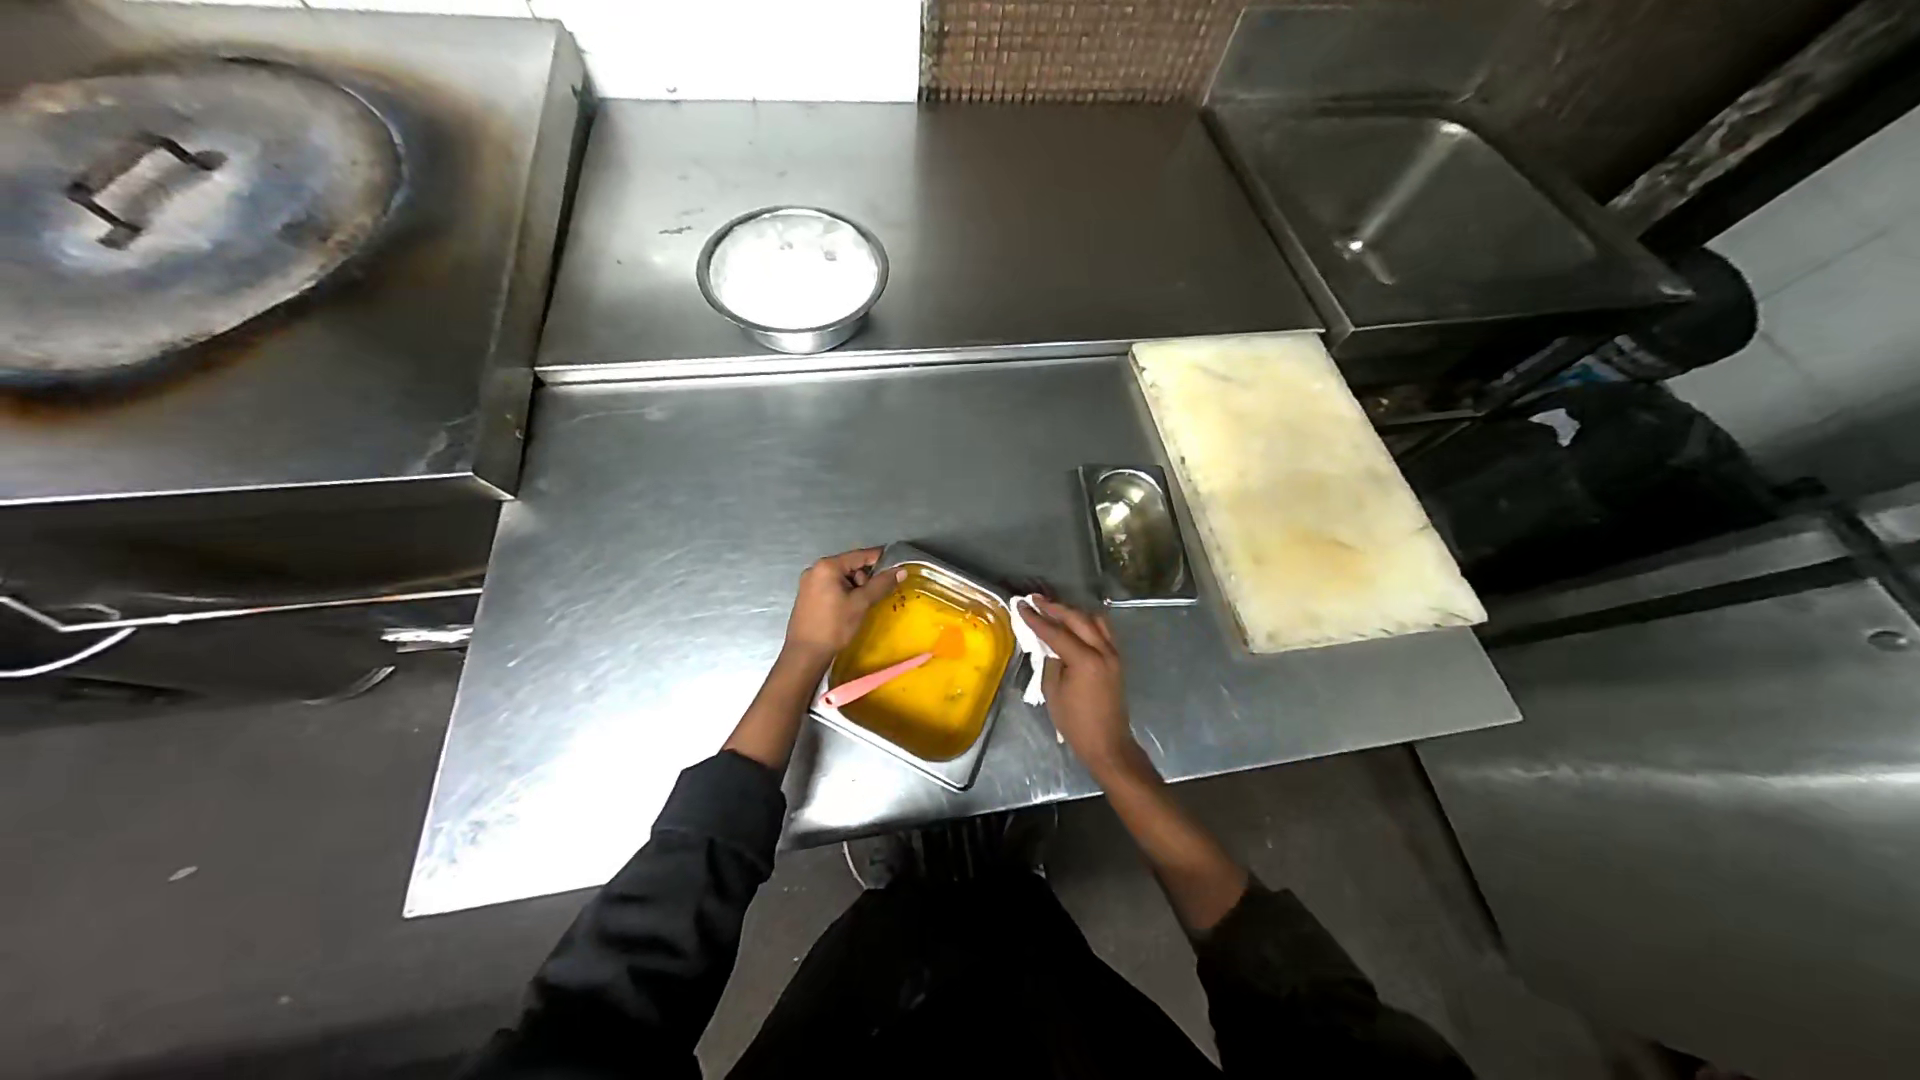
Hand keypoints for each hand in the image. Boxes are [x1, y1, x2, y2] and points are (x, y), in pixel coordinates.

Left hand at [783, 548, 902, 661]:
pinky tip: (847, 608)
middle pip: (850, 565)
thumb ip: (881, 584)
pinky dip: (843, 592)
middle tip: (868, 598)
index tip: (897, 565)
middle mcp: (815, 569)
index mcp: (827, 566)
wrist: (805, 653)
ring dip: (854, 587)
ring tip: (857, 606)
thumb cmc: (834, 626)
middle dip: (864, 578)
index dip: (880, 558)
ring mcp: (809, 582)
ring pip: (841, 577)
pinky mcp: (807, 595)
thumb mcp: (861, 603)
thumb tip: (901, 570)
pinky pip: (831, 586)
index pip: (860, 555)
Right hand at [1022, 596, 1142, 779]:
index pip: (1056, 631)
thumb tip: (1049, 645)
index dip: (1036, 618)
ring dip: (1073, 612)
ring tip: (1054, 608)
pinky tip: (1074, 623)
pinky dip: (1087, 622)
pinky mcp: (1116, 660)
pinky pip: (1102, 631)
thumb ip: (1051, 662)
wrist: (1107, 743)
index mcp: (1085, 659)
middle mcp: (1102, 650)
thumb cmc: (1075, 722)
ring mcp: (1113, 654)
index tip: (1022, 605)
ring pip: (1094, 620)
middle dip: (1055, 607)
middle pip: (1077, 618)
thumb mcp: (1053, 691)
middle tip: (1035, 599)